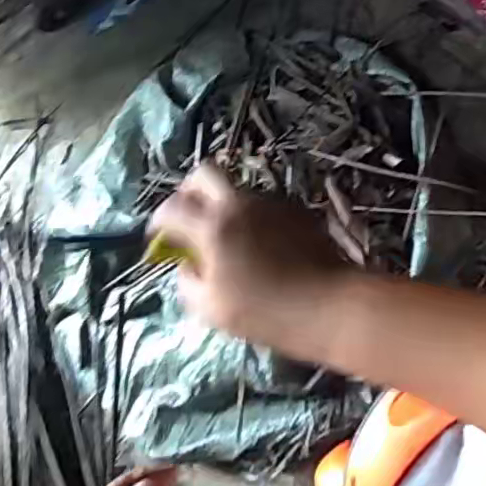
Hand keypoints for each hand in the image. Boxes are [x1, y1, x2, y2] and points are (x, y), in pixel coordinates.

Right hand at [147, 163, 348, 348]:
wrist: (328, 303)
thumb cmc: (266, 312)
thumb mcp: (212, 309)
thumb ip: (188, 283)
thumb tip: (186, 266)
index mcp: (213, 226)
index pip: (172, 208)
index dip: (158, 221)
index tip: (158, 236)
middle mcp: (238, 203)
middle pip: (203, 173)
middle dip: (188, 191)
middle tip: (187, 218)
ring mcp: (269, 200)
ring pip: (234, 188)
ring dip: (221, 204)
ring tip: (225, 238)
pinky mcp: (293, 207)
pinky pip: (260, 202)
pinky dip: (248, 215)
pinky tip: (256, 244)